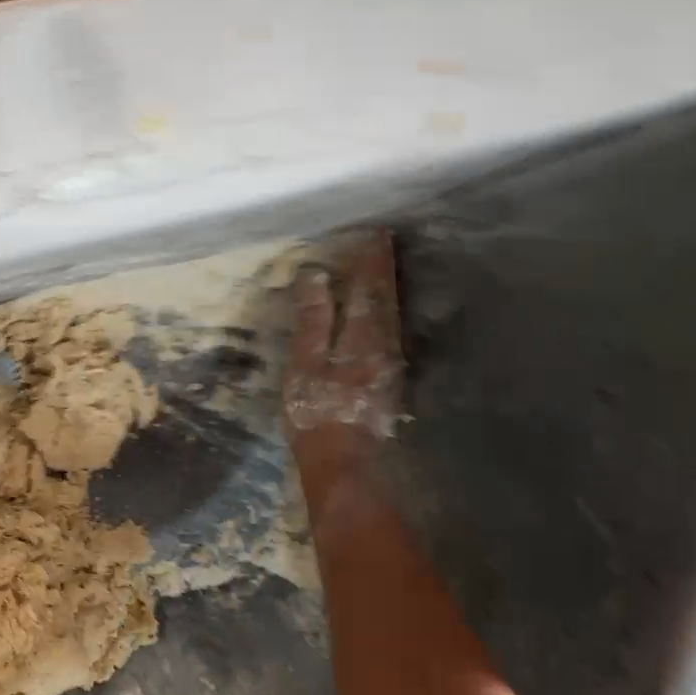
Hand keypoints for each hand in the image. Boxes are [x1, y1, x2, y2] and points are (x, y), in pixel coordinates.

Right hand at [284, 229, 404, 438]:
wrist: (343, 462)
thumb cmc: (316, 412)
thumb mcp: (305, 365)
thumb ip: (312, 320)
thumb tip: (315, 276)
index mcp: (363, 335)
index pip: (369, 287)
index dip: (370, 260)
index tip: (373, 233)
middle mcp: (385, 344)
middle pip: (386, 300)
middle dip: (382, 272)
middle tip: (381, 245)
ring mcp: (390, 365)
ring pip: (390, 318)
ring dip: (385, 294)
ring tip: (379, 275)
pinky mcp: (387, 383)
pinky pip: (388, 337)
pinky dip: (383, 319)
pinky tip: (378, 320)